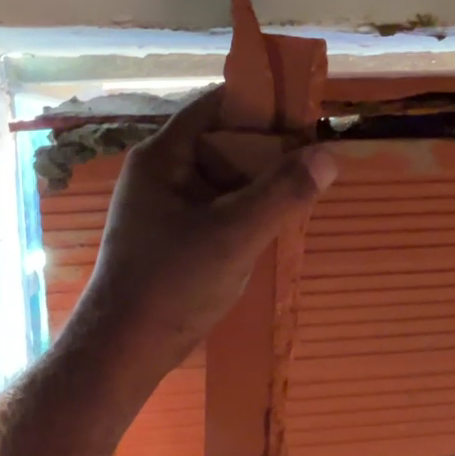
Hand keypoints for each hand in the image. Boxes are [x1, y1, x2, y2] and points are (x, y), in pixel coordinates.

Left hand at [77, 87, 336, 373]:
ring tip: (304, 189)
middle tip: (315, 158)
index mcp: (163, 157)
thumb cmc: (172, 284)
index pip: (216, 105)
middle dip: (268, 149)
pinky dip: (247, 209)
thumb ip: (283, 192)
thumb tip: (331, 154)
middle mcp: (160, 173)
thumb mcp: (235, 234)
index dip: (260, 104)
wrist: (123, 352)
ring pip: (223, 178)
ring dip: (260, 183)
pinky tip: (275, 224)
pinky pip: (218, 207)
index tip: (306, 113)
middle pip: (223, 142)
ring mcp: (164, 206)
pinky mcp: (173, 236)